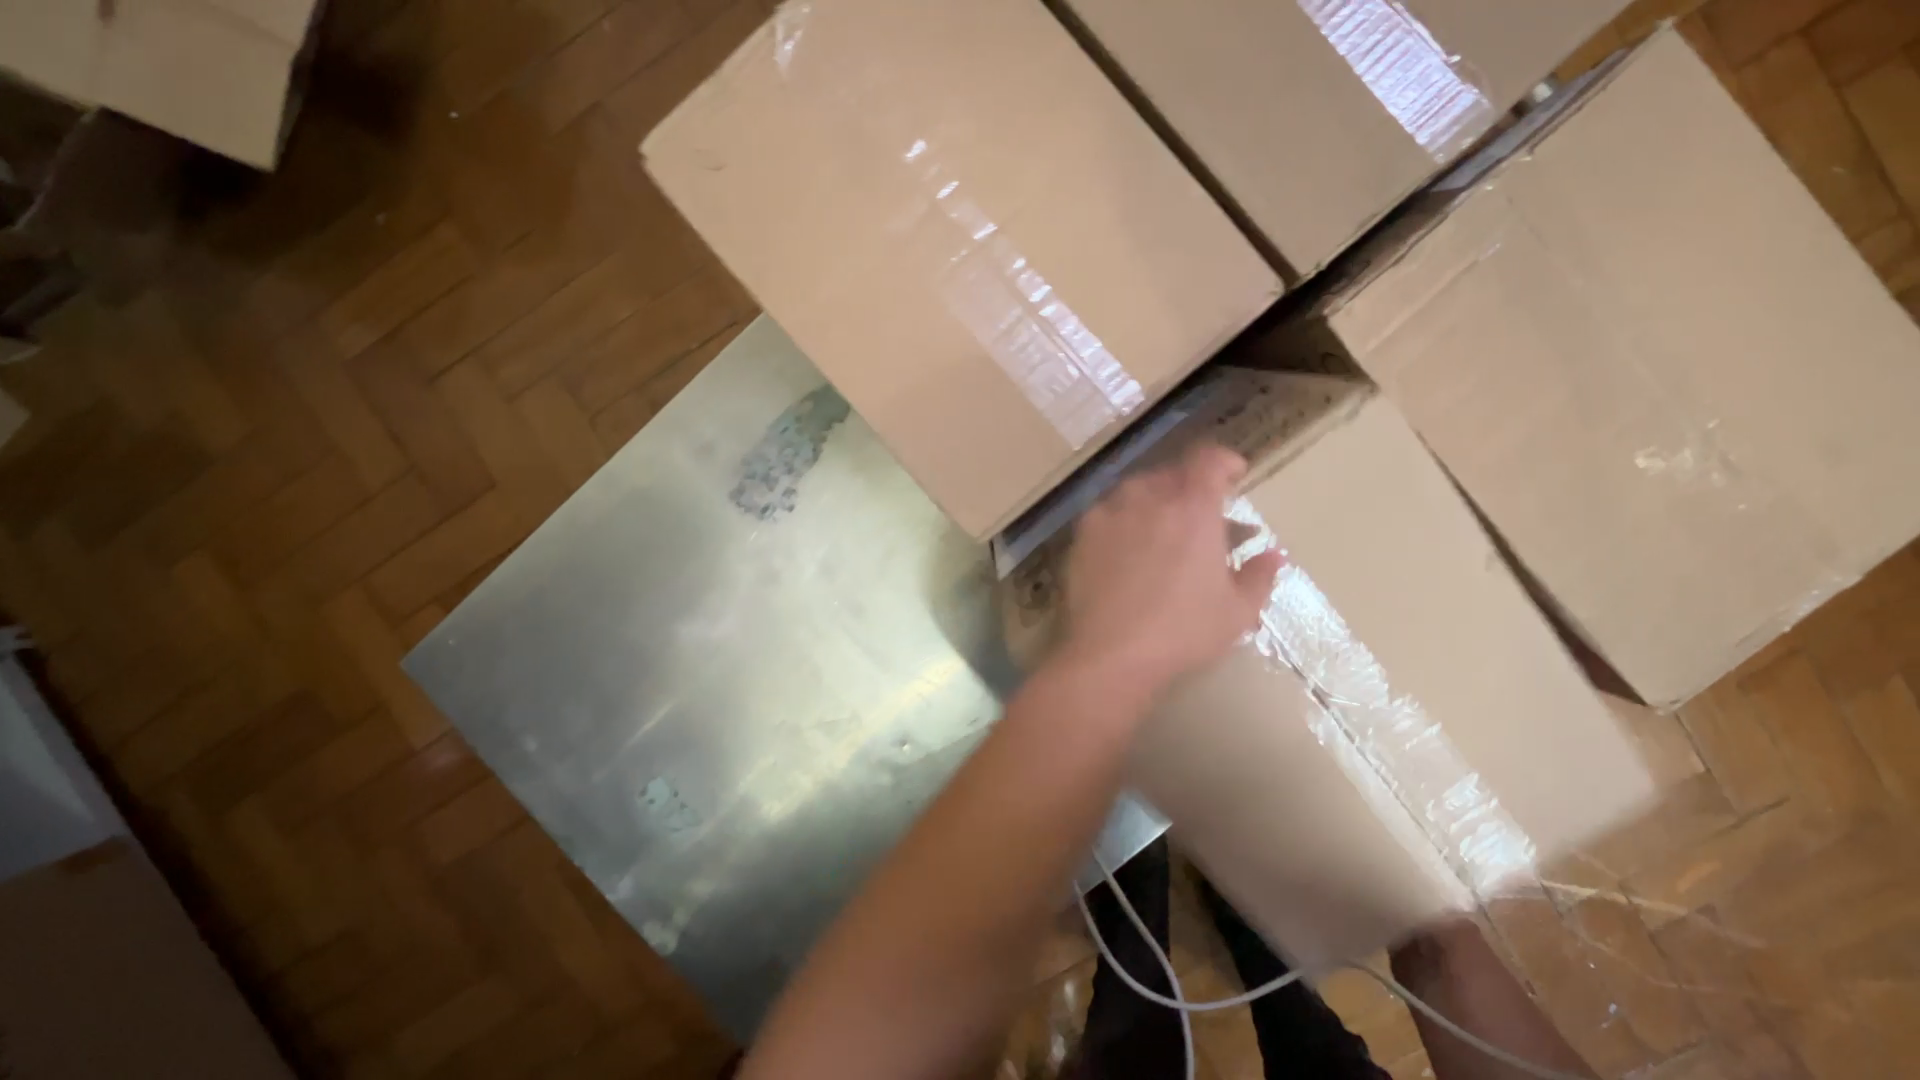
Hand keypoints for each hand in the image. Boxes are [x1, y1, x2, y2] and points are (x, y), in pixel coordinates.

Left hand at [1059, 441, 1283, 695]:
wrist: (1112, 655)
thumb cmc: (1184, 632)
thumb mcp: (1237, 611)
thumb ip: (1259, 576)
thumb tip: (1273, 555)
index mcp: (1194, 509)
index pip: (1208, 460)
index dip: (1223, 460)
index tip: (1234, 474)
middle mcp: (1150, 500)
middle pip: (1172, 473)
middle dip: (1191, 484)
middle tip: (1202, 512)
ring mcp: (1110, 515)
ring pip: (1137, 489)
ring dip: (1156, 497)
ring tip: (1164, 524)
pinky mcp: (1083, 536)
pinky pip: (1108, 512)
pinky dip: (1124, 517)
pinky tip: (1128, 544)